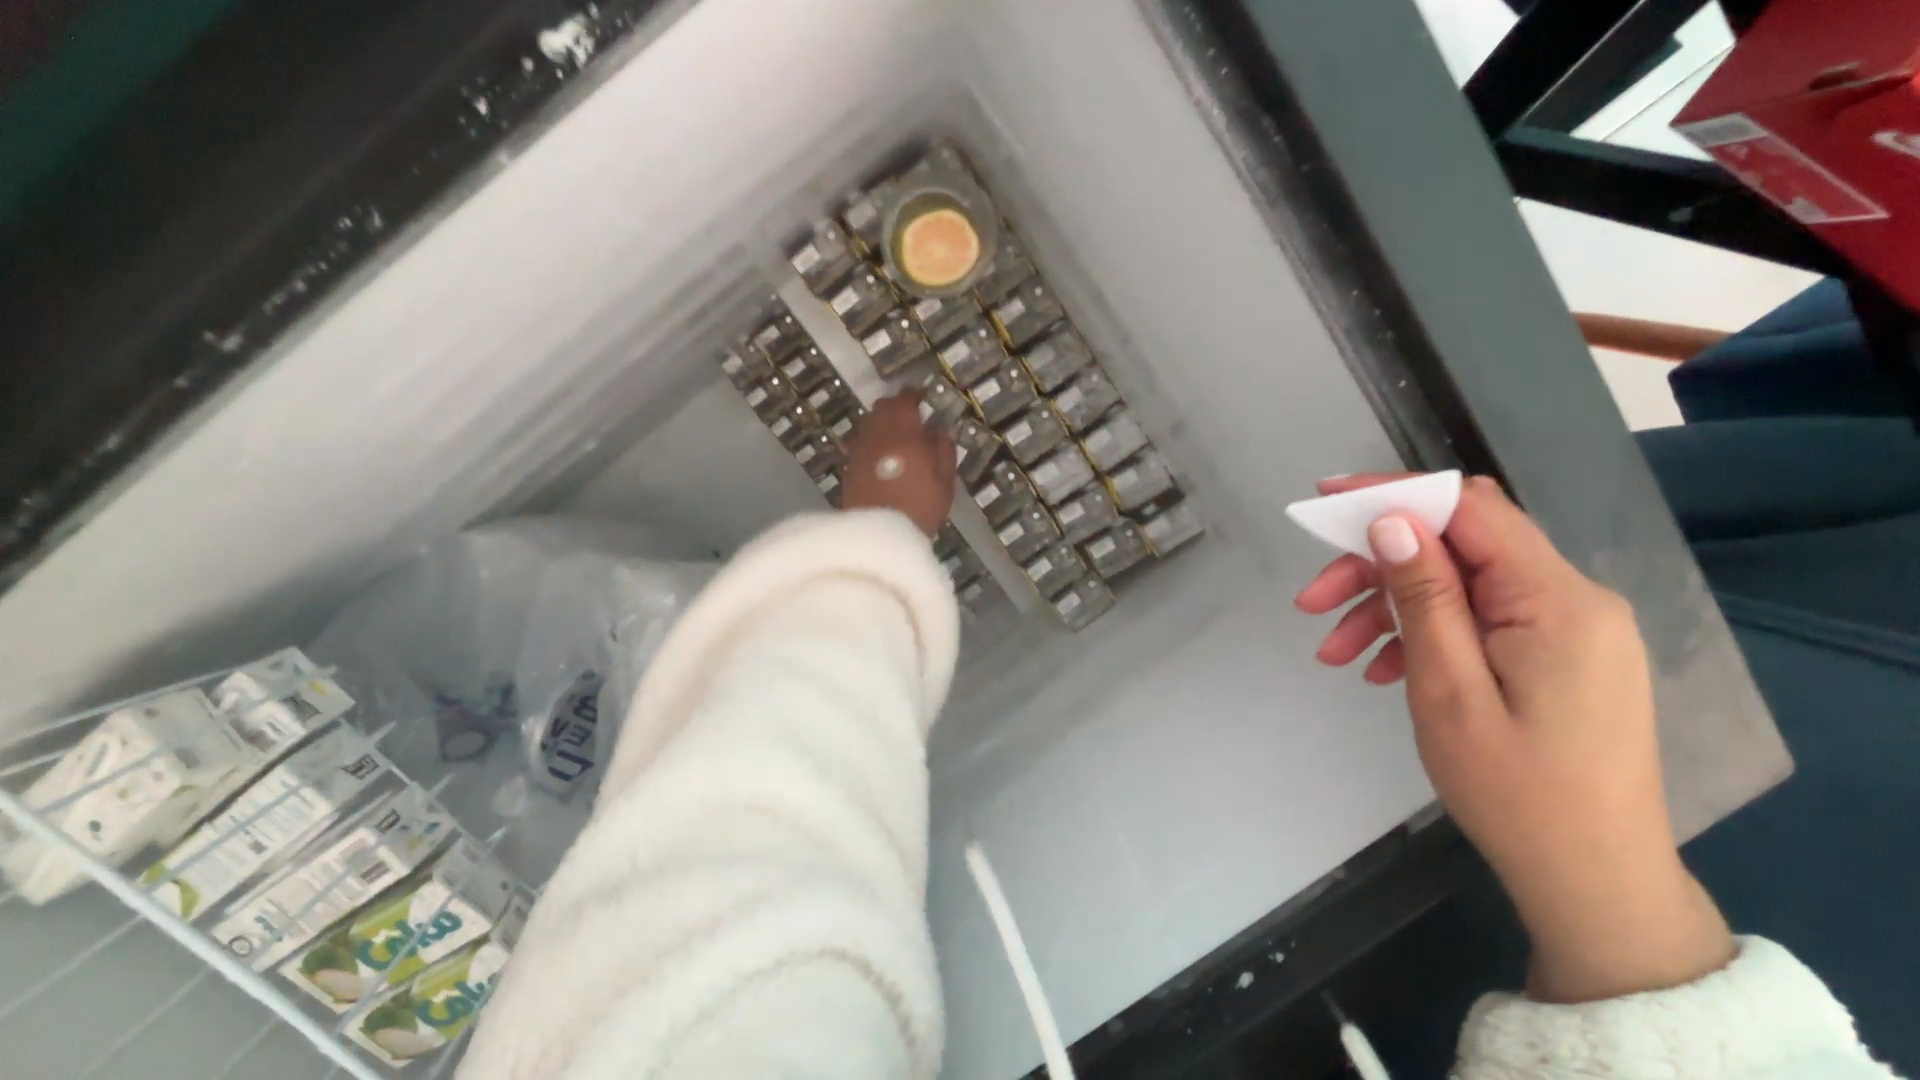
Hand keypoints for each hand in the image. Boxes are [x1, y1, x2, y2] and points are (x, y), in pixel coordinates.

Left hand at [839, 391, 956, 536]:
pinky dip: (869, 441)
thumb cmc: (920, 508)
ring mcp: (859, 449)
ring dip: (880, 422)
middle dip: (895, 407)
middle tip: (909, 416)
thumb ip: (944, 451)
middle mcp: (878, 434)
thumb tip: (940, 429)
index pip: (906, 400)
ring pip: (867, 422)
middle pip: (882, 407)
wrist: (878, 535)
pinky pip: (858, 442)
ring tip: (893, 434)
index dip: (914, 396)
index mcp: (905, 432)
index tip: (922, 398)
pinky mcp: (848, 466)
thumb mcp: (945, 482)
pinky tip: (879, 454)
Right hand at [1296, 473, 1734, 1002]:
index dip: (1395, 493)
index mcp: (1556, 599)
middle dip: (1379, 566)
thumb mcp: (1448, 690)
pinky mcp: (1561, 657)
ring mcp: (1570, 629)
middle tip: (1312, 603)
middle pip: (1460, 547)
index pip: (1469, 509)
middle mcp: (1573, 598)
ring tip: (1336, 654)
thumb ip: (1424, 597)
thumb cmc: (1516, 792)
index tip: (1327, 502)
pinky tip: (1383, 671)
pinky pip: (1483, 622)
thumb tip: (1392, 522)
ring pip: (1464, 586)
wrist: (1594, 881)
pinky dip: (1426, 635)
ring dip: (1393, 608)